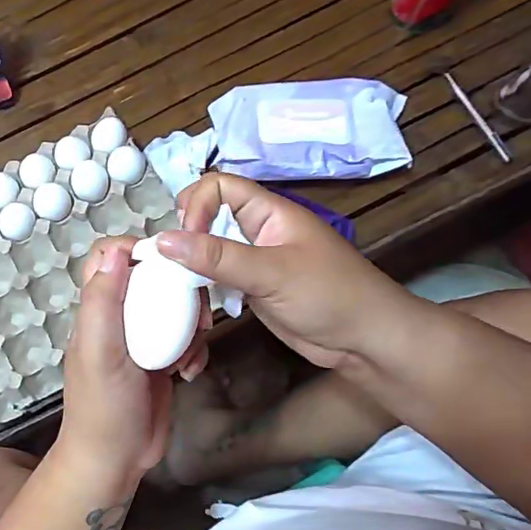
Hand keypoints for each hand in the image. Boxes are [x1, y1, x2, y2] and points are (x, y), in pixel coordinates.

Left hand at [54, 238, 175, 480]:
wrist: (116, 460)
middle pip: (150, 277)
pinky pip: (184, 337)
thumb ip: (102, 302)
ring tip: (189, 353)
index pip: (109, 257)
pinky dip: (192, 351)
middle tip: (195, 315)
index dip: (136, 249)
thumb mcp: (100, 352)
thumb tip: (117, 251)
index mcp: (96, 309)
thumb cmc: (104, 407)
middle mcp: (117, 317)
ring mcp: (140, 338)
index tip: (168, 263)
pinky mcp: (160, 358)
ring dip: (189, 325)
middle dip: (177, 290)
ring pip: (172, 306)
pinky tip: (188, 373)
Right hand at [155, 174, 409, 367]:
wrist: (367, 342)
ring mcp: (254, 260)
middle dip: (186, 236)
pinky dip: (202, 289)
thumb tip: (163, 241)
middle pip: (208, 216)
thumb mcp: (270, 273)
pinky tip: (198, 308)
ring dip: (191, 268)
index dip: (197, 205)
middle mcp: (258, 231)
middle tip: (175, 264)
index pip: (219, 187)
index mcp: (269, 213)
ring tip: (181, 290)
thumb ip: (217, 257)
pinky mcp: (252, 287)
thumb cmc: (330, 296)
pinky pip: (216, 278)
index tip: (186, 240)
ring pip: (208, 250)